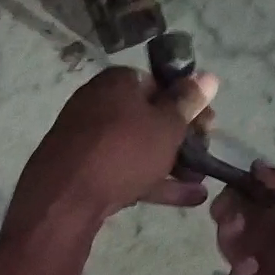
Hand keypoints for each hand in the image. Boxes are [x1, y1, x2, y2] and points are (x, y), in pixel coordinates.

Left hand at [9, 67, 217, 228]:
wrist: (65, 198)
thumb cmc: (122, 151)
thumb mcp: (165, 126)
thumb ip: (187, 103)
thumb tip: (209, 76)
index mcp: (116, 82)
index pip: (158, 83)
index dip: (186, 103)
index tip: (207, 124)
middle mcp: (98, 103)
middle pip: (148, 117)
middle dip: (181, 137)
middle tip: (205, 153)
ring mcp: (88, 138)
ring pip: (138, 147)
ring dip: (172, 163)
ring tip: (201, 180)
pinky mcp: (84, 169)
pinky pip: (125, 169)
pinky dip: (153, 181)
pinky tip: (189, 198)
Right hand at [211, 165, 274, 274]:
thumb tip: (258, 166)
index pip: (260, 202)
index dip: (246, 190)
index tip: (236, 182)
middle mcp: (274, 251)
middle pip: (238, 222)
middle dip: (230, 210)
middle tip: (231, 209)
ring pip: (230, 249)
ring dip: (230, 234)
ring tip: (239, 229)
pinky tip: (252, 269)